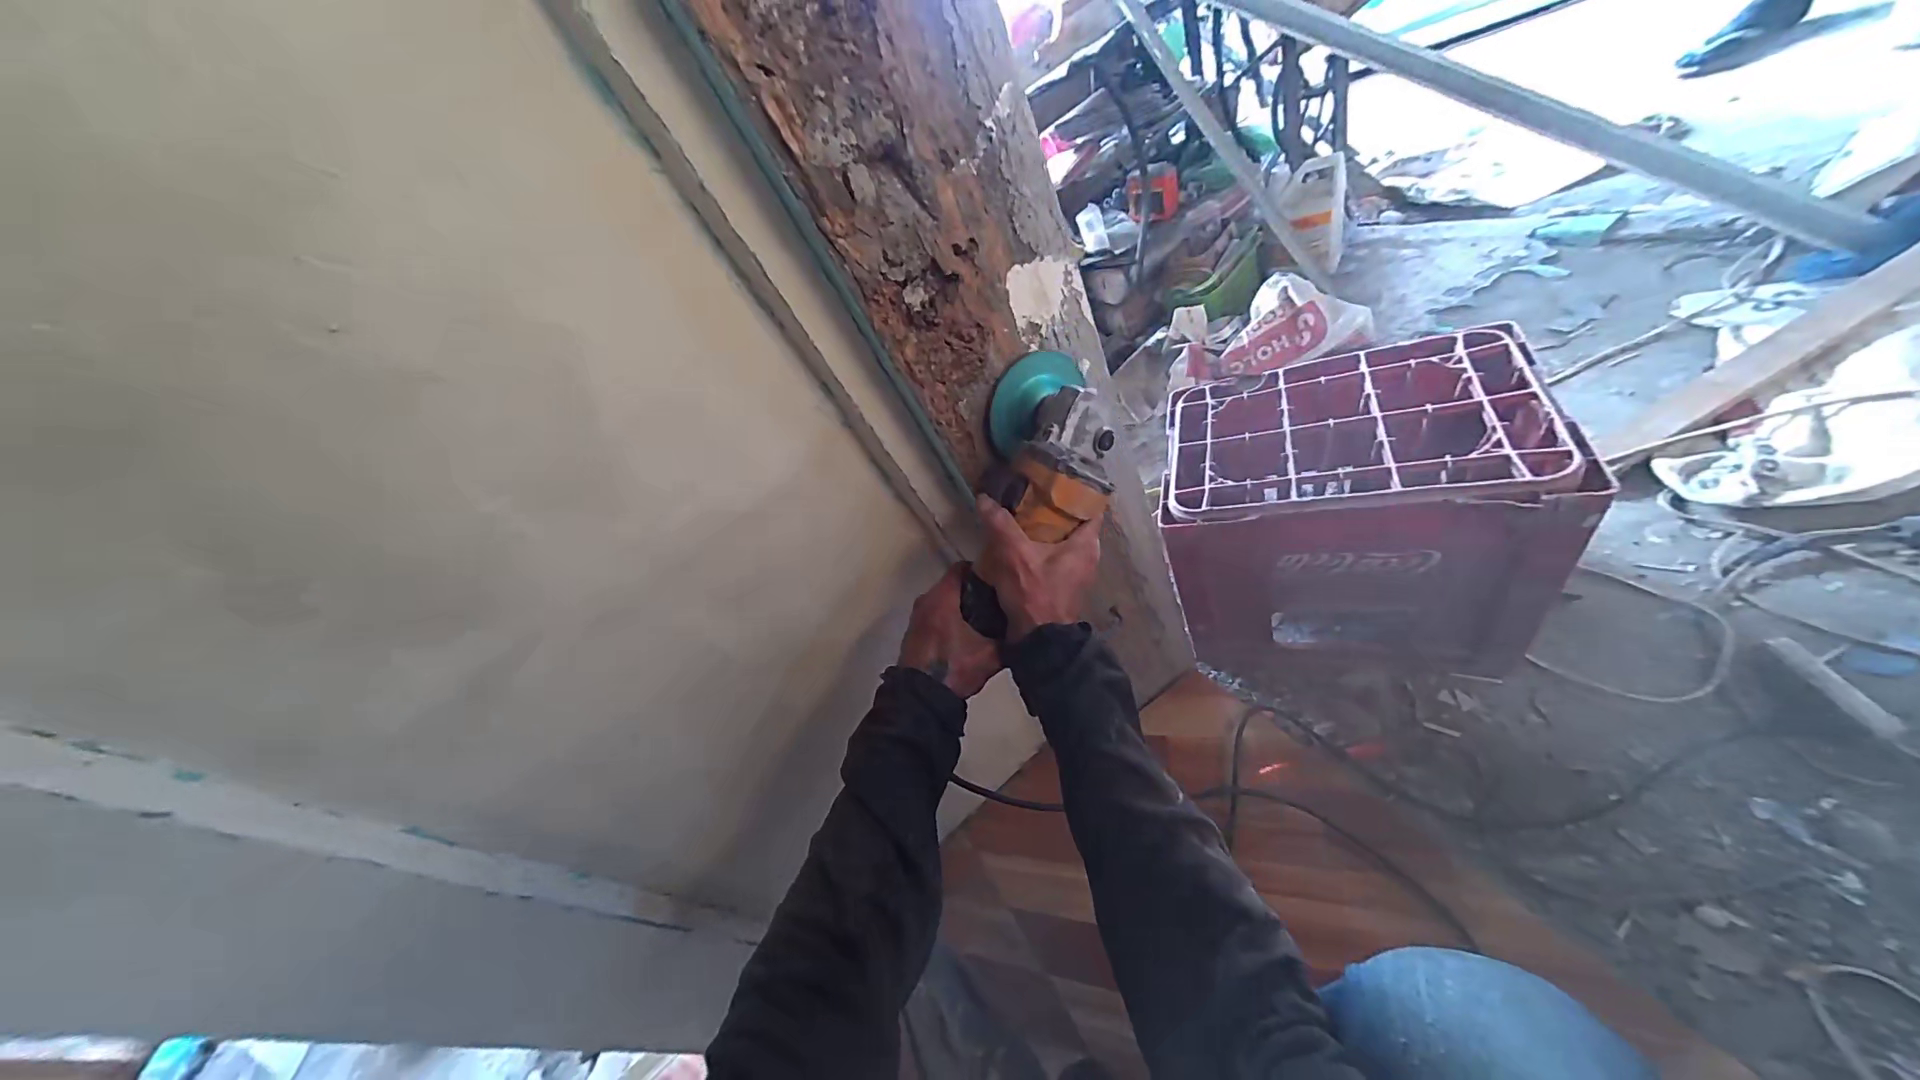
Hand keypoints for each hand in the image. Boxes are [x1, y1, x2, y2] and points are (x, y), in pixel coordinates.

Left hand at [899, 562, 1003, 697]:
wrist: (922, 698)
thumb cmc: (954, 669)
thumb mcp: (991, 655)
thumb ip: (1008, 638)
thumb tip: (1024, 628)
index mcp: (942, 598)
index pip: (961, 568)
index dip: (981, 571)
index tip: (997, 580)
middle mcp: (926, 601)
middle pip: (952, 585)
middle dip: (973, 591)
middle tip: (995, 601)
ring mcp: (917, 618)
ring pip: (943, 601)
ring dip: (960, 607)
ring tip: (983, 619)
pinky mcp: (914, 634)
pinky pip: (935, 616)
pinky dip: (949, 619)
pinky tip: (965, 635)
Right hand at [973, 494, 1101, 642]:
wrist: (1039, 641)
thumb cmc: (1035, 595)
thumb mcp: (1015, 554)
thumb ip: (1000, 524)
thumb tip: (985, 498)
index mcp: (1086, 543)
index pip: (1090, 505)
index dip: (1074, 489)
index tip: (1054, 478)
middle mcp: (1088, 555)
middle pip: (1073, 521)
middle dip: (1052, 507)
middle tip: (1029, 493)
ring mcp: (1077, 571)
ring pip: (1062, 540)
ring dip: (1043, 528)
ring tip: (1020, 514)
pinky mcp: (1064, 584)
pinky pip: (1054, 555)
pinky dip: (1039, 546)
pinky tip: (1019, 541)